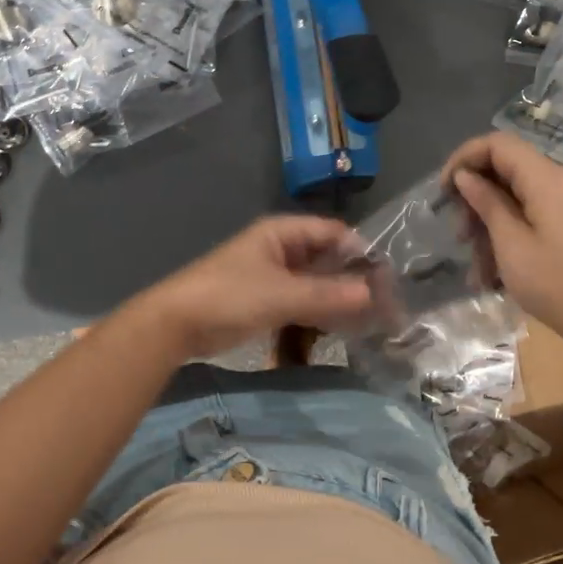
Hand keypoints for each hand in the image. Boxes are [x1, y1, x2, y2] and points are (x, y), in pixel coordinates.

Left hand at [133, 216, 373, 358]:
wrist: (175, 324)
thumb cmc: (228, 297)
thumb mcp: (281, 294)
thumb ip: (327, 294)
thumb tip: (373, 295)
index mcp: (282, 233)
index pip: (334, 233)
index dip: (361, 254)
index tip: (387, 281)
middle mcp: (280, 248)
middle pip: (326, 259)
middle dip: (353, 281)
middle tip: (384, 308)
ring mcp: (272, 275)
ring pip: (315, 283)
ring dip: (338, 300)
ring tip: (370, 323)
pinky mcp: (264, 301)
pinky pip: (301, 302)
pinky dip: (318, 313)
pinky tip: (339, 331)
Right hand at [441, 133, 562, 344]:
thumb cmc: (558, 285)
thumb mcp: (511, 245)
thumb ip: (486, 203)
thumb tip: (465, 176)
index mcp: (548, 178)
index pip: (498, 144)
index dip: (464, 158)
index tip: (443, 191)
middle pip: (508, 171)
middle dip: (477, 200)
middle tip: (459, 237)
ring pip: (520, 198)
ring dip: (492, 226)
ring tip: (478, 270)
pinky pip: (537, 215)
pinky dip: (513, 235)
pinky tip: (498, 273)